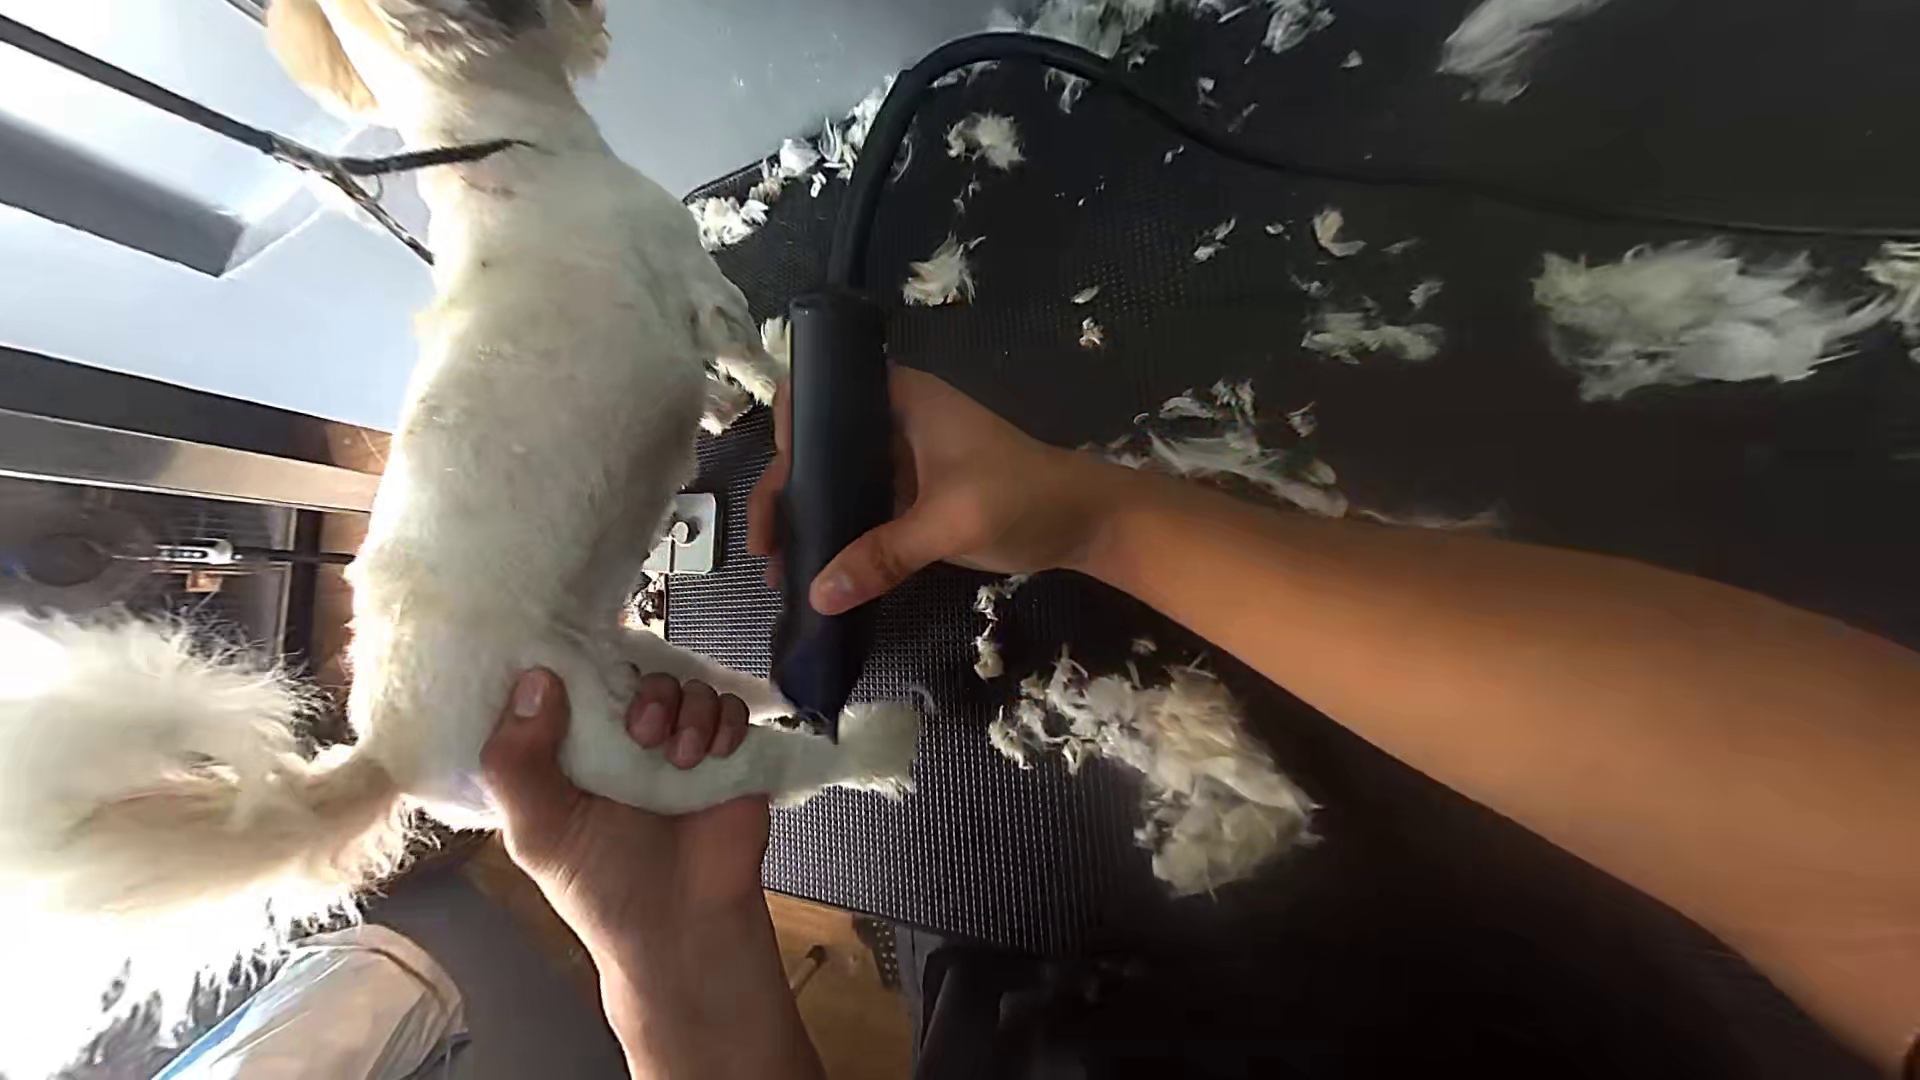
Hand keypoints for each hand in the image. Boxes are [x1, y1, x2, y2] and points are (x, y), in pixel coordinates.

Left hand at [482, 671, 824, 1078]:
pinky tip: (716, 753)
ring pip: (694, 686)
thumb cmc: (604, 881)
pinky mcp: (732, 751)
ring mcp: (688, 742)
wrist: (684, 922)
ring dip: (692, 711)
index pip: (583, 686)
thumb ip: (519, 763)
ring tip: (685, 758)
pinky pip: (734, 708)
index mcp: (584, 751)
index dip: (588, 668)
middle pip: (647, 676)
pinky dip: (728, 720)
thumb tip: (533, 677)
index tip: (596, 663)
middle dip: (651, 696)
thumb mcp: (542, 830)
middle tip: (645, 735)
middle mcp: (636, 738)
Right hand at [747, 366, 1131, 614]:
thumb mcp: (953, 522)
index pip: (819, 397)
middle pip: (819, 448)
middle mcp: (891, 423)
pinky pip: (864, 511)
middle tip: (768, 548)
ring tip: (783, 571)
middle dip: (788, 495)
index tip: (781, 487)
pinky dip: (842, 537)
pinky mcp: (912, 497)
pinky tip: (820, 571)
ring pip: (838, 484)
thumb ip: (885, 555)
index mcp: (899, 399)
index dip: (788, 435)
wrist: (1081, 522)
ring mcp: (901, 461)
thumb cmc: (1024, 498)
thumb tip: (819, 595)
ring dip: (812, 521)